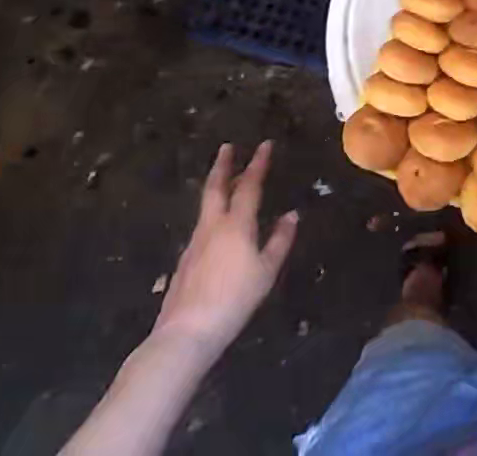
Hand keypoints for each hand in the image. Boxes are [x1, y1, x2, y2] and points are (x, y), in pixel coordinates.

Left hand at [156, 140, 299, 346]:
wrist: (186, 332)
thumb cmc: (234, 300)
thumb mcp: (267, 271)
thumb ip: (280, 240)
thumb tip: (291, 215)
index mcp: (236, 224)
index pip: (249, 185)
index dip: (258, 163)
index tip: (265, 144)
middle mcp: (212, 226)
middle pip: (216, 187)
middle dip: (223, 165)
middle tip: (227, 147)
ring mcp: (195, 242)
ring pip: (206, 205)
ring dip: (216, 186)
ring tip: (226, 180)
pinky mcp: (185, 260)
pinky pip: (202, 225)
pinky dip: (212, 212)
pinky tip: (218, 224)